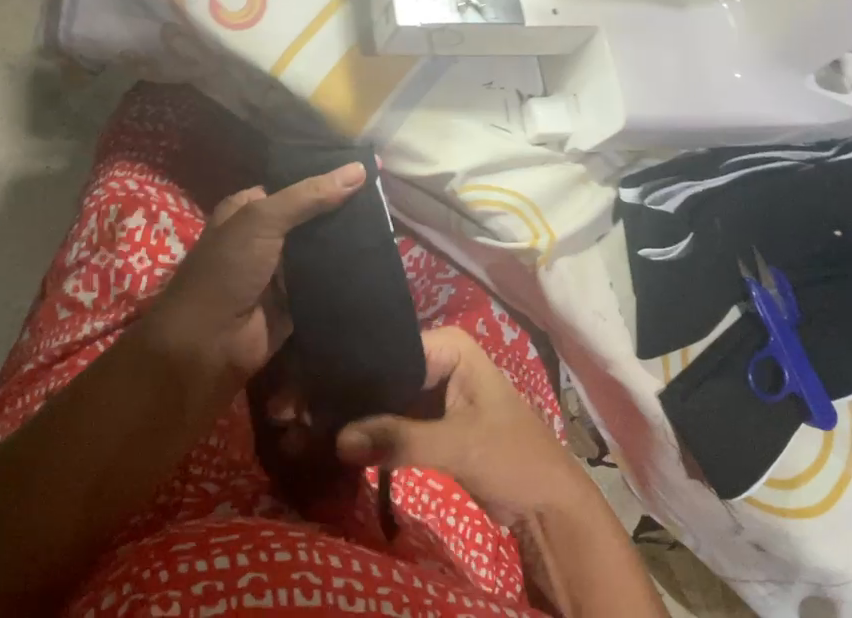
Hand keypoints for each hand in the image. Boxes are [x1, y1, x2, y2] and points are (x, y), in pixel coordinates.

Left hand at [138, 161, 367, 381]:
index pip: (293, 186)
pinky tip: (379, 263)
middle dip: (342, 212)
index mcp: (248, 211)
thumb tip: (358, 169)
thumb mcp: (262, 220)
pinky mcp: (296, 303)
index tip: (365, 169)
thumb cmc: (227, 270)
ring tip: (390, 227)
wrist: (209, 343)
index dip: (324, 179)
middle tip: (385, 199)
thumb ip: (308, 196)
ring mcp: (280, 273)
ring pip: (321, 252)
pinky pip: (326, 285)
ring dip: (348, 245)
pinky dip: (347, 278)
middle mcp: (264, 238)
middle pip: (310, 219)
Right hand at [335, 326, 584, 523]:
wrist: (546, 506)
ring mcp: (433, 391)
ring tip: (313, 426)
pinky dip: (371, 434)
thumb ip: (399, 440)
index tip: (315, 389)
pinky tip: (337, 443)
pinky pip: (391, 422)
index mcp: (450, 346)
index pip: (389, 348)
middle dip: (352, 397)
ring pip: (383, 399)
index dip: (355, 371)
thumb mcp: (457, 445)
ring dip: (357, 418)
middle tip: (306, 413)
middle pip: (383, 373)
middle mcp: (438, 359)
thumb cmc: (513, 459)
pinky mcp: (428, 422)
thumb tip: (339, 441)